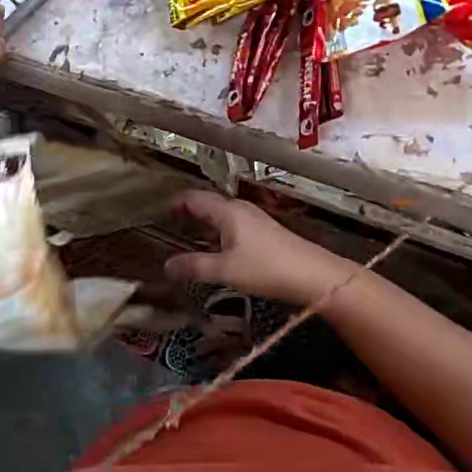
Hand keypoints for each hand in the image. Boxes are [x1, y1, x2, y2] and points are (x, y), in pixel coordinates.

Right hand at [165, 191, 360, 304]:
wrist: (311, 274)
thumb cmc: (265, 268)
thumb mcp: (225, 270)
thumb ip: (195, 267)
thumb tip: (166, 266)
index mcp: (227, 211)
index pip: (194, 198)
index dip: (176, 204)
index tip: (160, 214)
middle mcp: (240, 208)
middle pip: (208, 203)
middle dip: (189, 212)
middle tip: (171, 227)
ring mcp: (254, 218)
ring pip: (222, 213)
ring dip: (204, 222)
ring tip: (190, 238)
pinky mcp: (264, 231)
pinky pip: (233, 223)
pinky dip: (218, 230)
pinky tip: (218, 248)